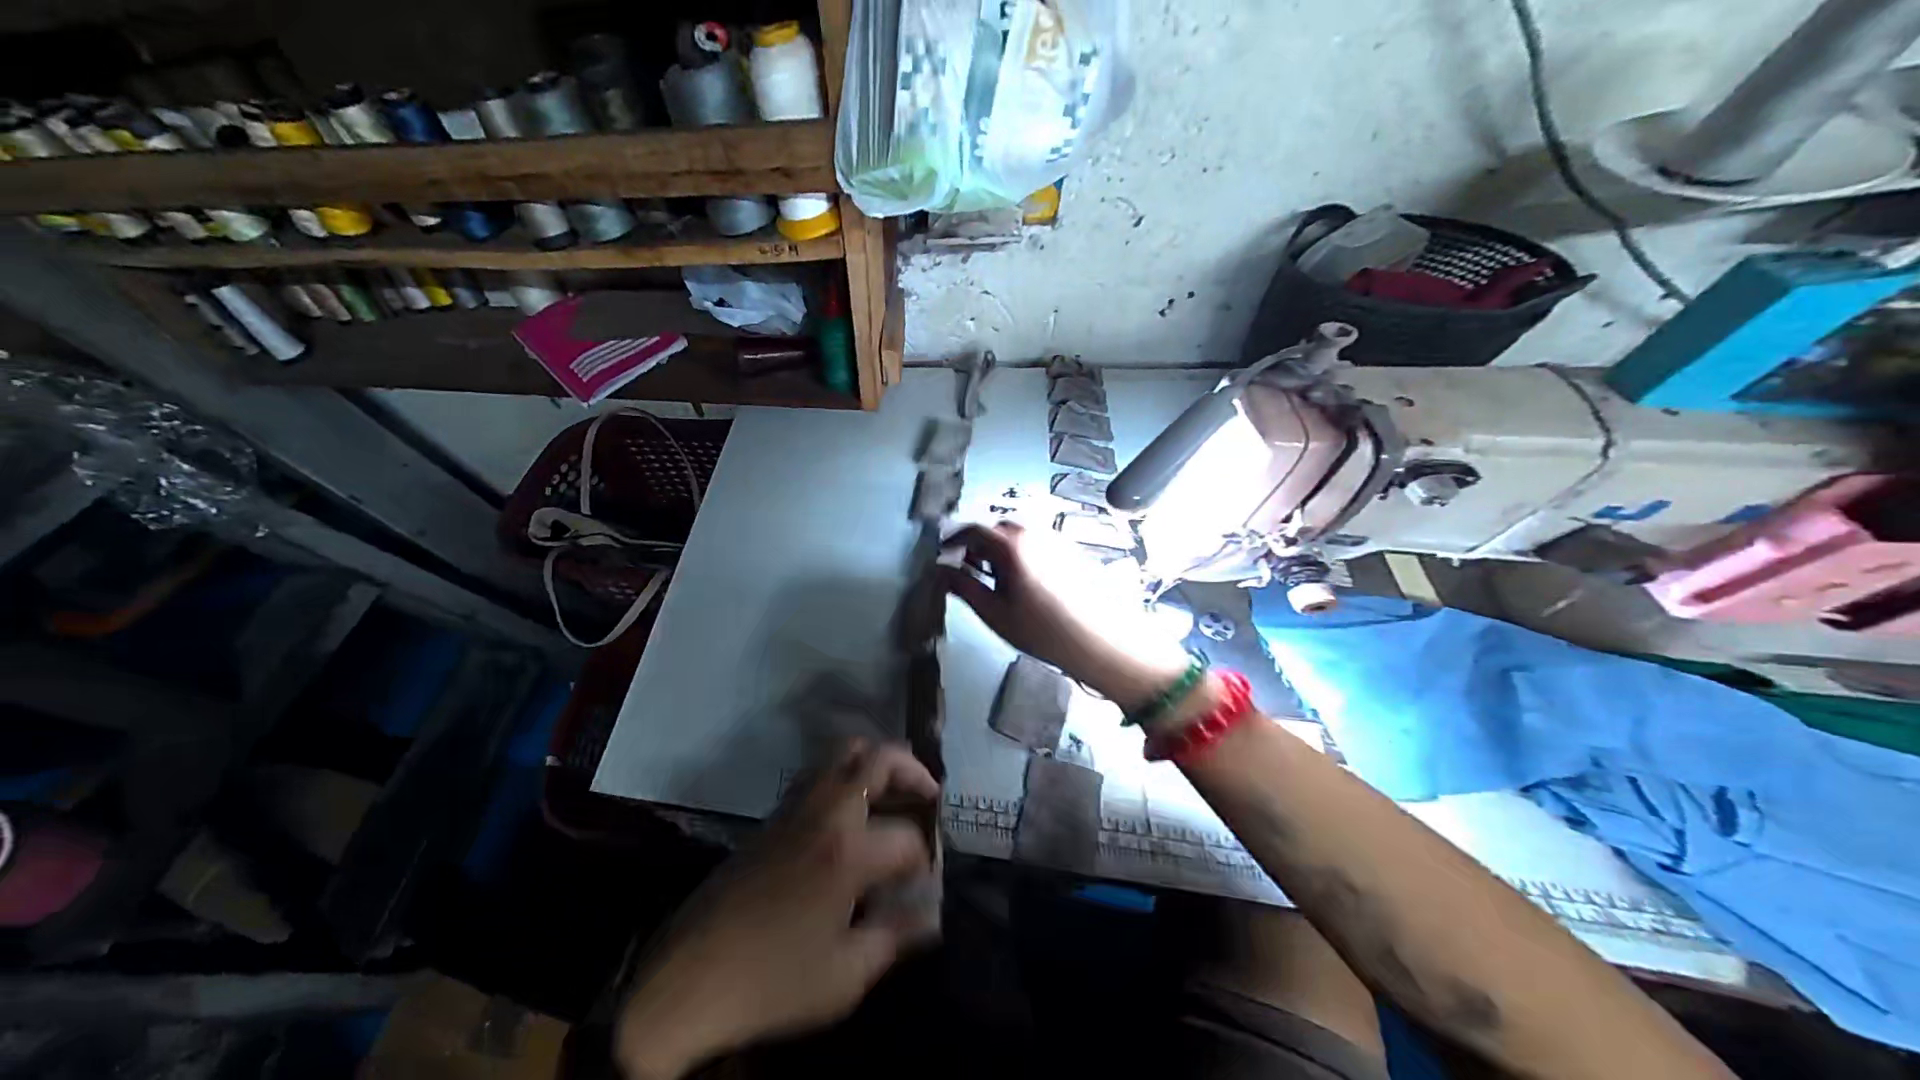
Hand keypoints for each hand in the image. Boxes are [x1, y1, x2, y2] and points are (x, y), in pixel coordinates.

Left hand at [616, 740, 939, 1078]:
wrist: (686, 982)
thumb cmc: (772, 981)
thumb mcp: (845, 977)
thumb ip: (894, 938)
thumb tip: (929, 917)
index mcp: (846, 850)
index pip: (907, 837)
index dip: (927, 859)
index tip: (927, 882)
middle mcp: (823, 814)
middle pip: (876, 757)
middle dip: (912, 770)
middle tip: (928, 796)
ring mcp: (793, 810)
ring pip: (842, 754)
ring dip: (875, 765)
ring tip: (893, 795)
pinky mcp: (769, 819)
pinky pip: (817, 775)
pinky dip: (846, 777)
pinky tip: (852, 816)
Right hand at [938, 522, 1187, 711]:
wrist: (1096, 640)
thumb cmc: (1044, 630)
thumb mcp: (993, 612)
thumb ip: (962, 587)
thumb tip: (941, 573)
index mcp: (1011, 544)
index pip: (972, 530)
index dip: (952, 541)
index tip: (944, 554)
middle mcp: (1033, 535)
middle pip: (995, 529)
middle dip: (977, 546)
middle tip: (967, 568)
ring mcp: (1053, 541)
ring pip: (1016, 536)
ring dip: (999, 550)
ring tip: (994, 580)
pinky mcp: (1068, 552)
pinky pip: (1034, 544)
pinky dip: (1019, 555)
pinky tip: (1021, 584)